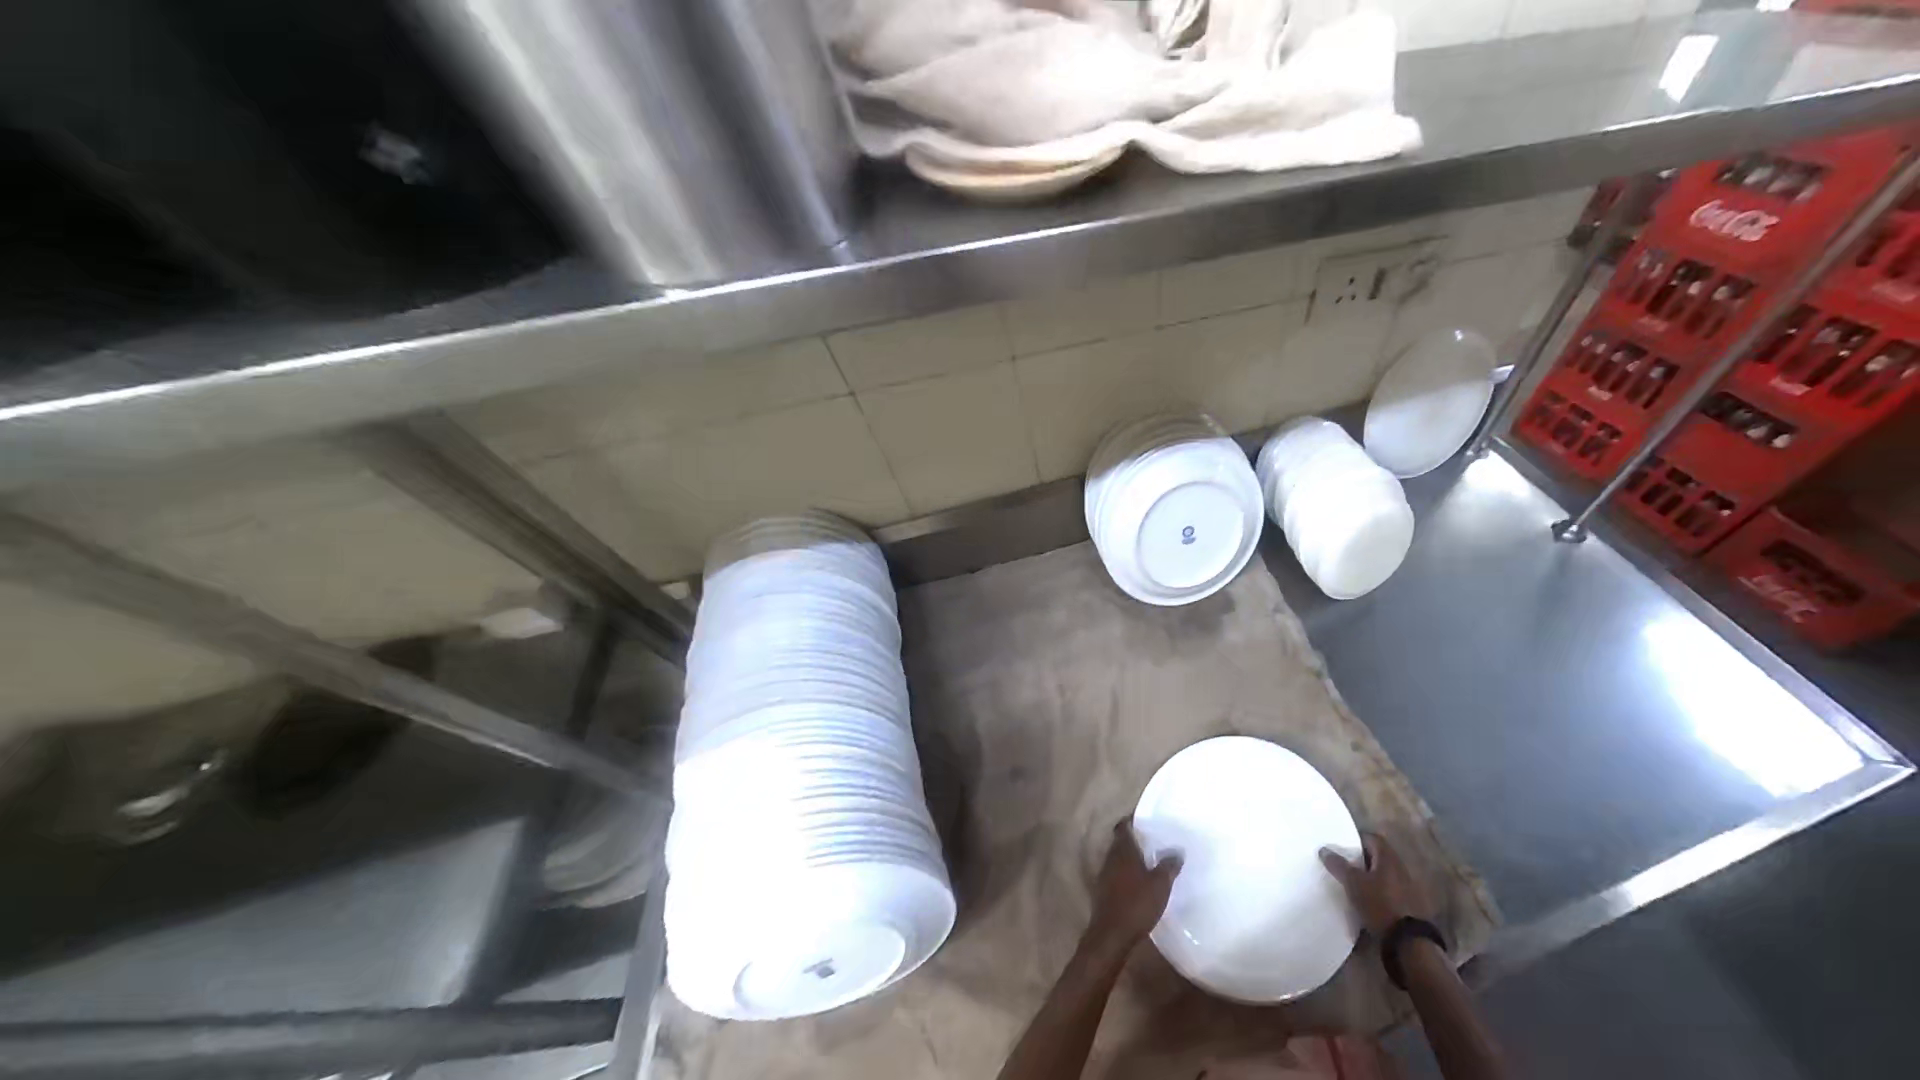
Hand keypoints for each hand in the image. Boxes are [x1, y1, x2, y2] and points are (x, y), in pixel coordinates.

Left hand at [1083, 818, 1180, 959]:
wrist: (1112, 934)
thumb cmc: (1137, 905)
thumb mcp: (1159, 886)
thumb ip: (1168, 867)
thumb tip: (1177, 851)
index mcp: (1122, 851)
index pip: (1123, 827)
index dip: (1131, 821)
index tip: (1144, 820)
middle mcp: (1110, 858)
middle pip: (1120, 842)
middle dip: (1133, 840)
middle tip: (1152, 840)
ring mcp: (1104, 874)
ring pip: (1117, 858)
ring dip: (1130, 857)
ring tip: (1149, 860)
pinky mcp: (1104, 890)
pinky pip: (1116, 873)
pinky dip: (1126, 872)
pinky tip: (1138, 880)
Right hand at [1321, 831, 1429, 937]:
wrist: (1409, 942)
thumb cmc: (1379, 904)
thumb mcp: (1353, 883)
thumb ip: (1338, 864)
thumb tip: (1324, 849)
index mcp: (1389, 858)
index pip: (1372, 838)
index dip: (1356, 839)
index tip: (1341, 846)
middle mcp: (1401, 869)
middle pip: (1379, 857)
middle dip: (1361, 859)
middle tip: (1343, 864)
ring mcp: (1409, 888)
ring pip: (1384, 874)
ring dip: (1370, 876)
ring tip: (1352, 883)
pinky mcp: (1410, 906)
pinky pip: (1390, 890)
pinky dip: (1378, 891)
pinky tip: (1367, 900)